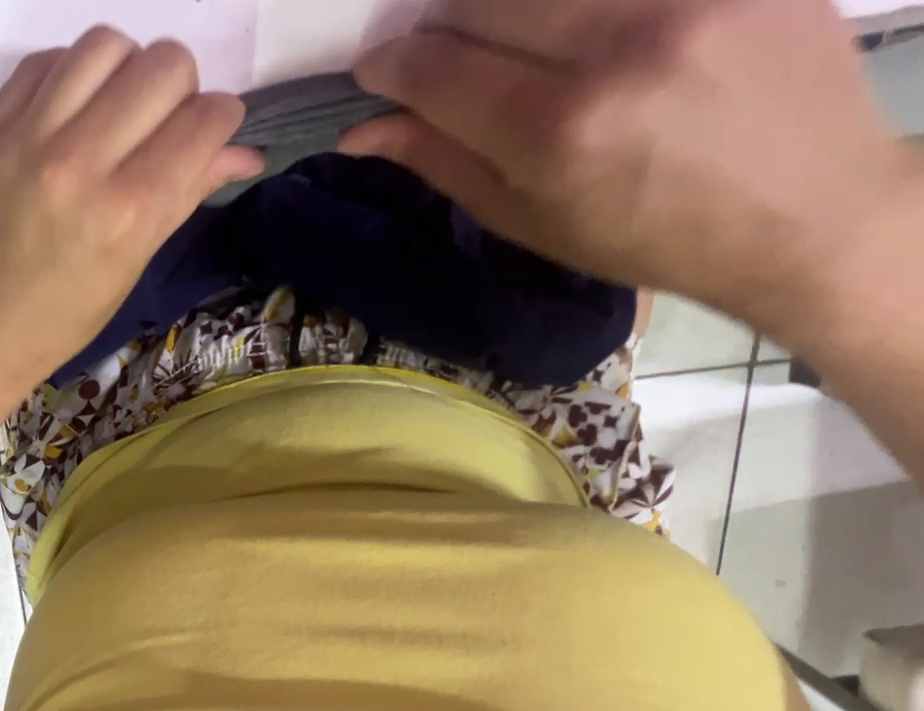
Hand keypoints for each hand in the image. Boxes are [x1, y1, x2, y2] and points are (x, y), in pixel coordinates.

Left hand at [0, 28, 263, 388]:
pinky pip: (44, 60)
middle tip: (159, 127)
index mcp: (127, 211)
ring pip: (105, 44)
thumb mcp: (136, 263)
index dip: (219, 121)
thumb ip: (189, 192)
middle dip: (179, 90)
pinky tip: (70, 114)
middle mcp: (79, 165)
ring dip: (124, 70)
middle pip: (165, 64)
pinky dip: (68, 76)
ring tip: (114, 111)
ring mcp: (27, 143)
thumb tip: (246, 149)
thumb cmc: (68, 315)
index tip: (204, 137)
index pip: (206, 118)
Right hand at [342, 0, 921, 321]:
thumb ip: (439, 159)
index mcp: (554, 130)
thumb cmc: (640, 236)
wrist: (803, 210)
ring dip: (503, 7)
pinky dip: (573, 3)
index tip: (374, 68)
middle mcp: (618, 45)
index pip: (437, 67)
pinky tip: (580, 32)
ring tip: (510, 42)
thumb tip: (359, 129)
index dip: (390, 64)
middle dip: (440, 25)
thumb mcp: (523, 218)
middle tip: (440, 56)